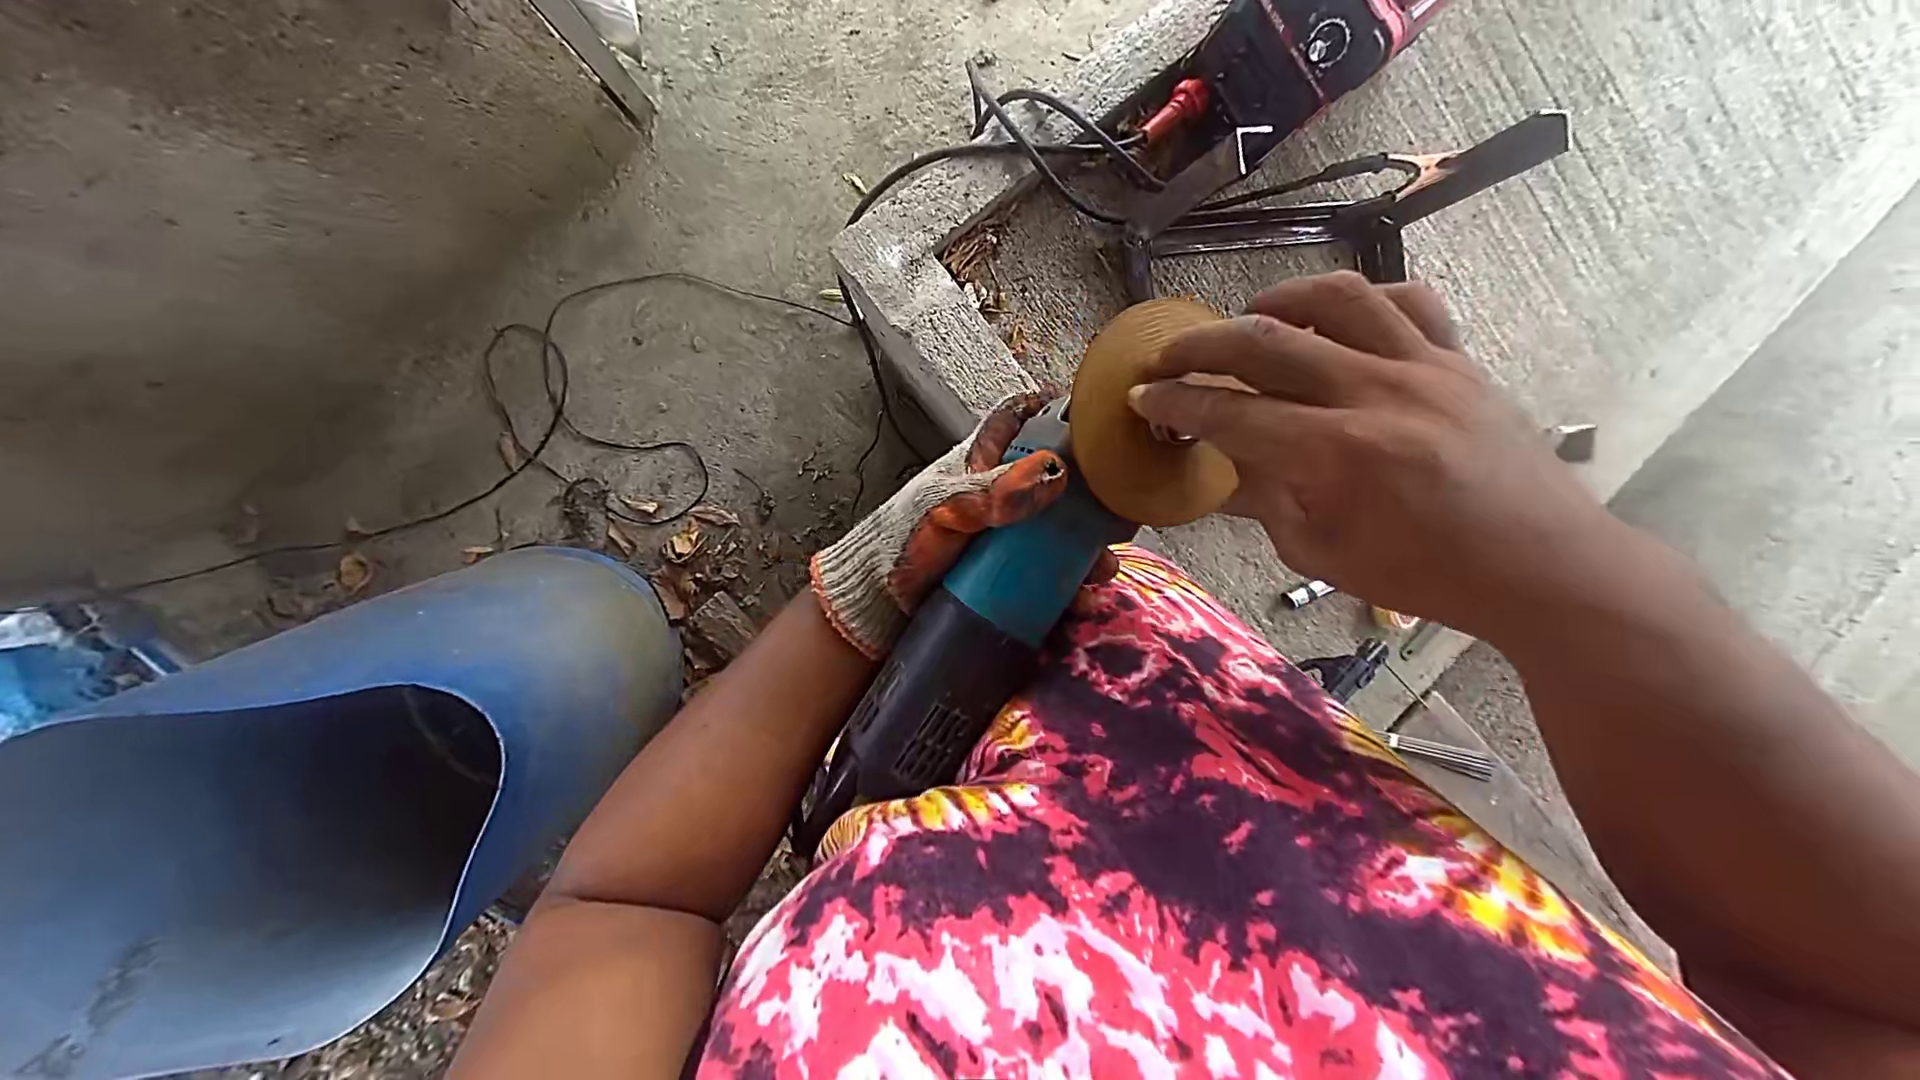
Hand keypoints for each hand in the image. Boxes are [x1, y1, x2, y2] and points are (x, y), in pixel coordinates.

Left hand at [813, 392, 1115, 658]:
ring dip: (1088, 550)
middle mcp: (998, 497)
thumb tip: (1056, 471)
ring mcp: (1005, 537)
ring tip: (1102, 569)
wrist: (880, 607)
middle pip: (1055, 483)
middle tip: (1115, 515)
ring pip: (1060, 534)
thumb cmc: (903, 546)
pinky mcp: (1007, 575)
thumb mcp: (948, 510)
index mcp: (979, 466)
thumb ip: (996, 491)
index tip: (1087, 414)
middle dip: (1089, 498)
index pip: (1017, 422)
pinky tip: (1083, 602)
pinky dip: (1071, 588)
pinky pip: (1049, 577)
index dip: (1049, 410)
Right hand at [1127, 272, 1625, 639]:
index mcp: (1334, 454)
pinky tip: (1332, 319)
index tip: (1142, 397)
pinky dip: (1359, 300)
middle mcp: (1374, 394)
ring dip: (1275, 299)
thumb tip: (1217, 463)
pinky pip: (1407, 300)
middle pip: (1266, 342)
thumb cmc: (1418, 573)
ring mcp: (1423, 367)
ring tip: (1245, 318)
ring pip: (1337, 297)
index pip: (1230, 413)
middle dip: (1200, 345)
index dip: (1176, 403)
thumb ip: (1260, 498)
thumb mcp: (1316, 551)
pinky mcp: (1458, 359)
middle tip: (1166, 355)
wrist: (1538, 566)